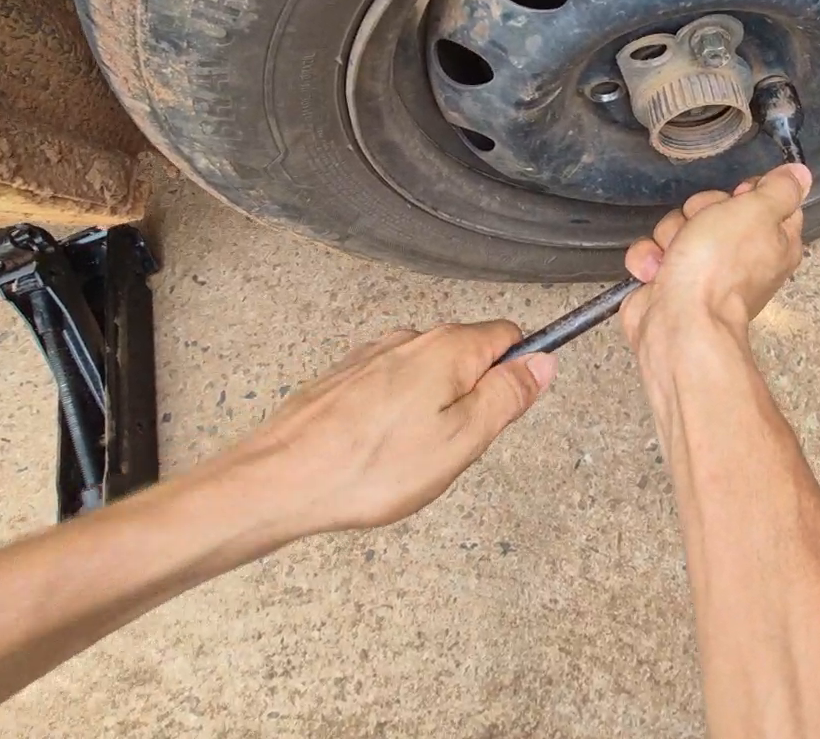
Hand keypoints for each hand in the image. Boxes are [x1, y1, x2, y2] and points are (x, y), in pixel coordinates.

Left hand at [222, 322, 554, 536]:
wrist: (275, 482)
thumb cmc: (371, 468)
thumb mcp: (464, 440)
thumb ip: (510, 395)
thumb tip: (544, 362)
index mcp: (450, 347)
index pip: (510, 336)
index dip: (516, 372)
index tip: (500, 412)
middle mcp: (413, 337)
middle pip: (470, 355)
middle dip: (473, 395)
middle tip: (452, 446)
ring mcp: (375, 354)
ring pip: (431, 372)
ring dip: (435, 405)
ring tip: (410, 455)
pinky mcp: (345, 375)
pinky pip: (394, 383)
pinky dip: (398, 410)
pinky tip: (378, 448)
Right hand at [619, 162, 813, 349]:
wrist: (679, 323)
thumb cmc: (719, 268)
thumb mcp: (758, 212)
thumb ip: (781, 190)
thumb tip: (800, 175)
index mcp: (774, 241)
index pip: (767, 199)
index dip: (747, 193)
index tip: (739, 199)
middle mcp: (742, 257)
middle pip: (716, 207)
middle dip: (701, 211)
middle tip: (703, 229)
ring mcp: (704, 270)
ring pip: (680, 226)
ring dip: (670, 235)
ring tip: (675, 256)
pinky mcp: (670, 282)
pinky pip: (654, 252)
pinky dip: (649, 260)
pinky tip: (655, 272)